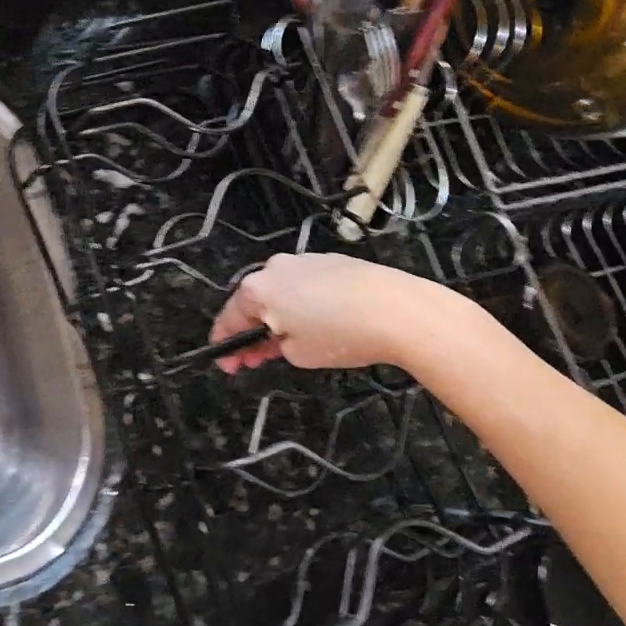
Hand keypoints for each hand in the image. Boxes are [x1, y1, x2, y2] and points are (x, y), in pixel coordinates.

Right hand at [209, 252, 456, 372]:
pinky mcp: (332, 261)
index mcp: (257, 290)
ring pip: (281, 292)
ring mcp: (304, 261)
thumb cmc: (341, 334)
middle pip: (254, 302)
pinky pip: (307, 285)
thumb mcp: (298, 354)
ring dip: (280, 316)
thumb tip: (276, 338)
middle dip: (254, 331)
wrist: (400, 310)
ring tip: (295, 343)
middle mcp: (274, 268)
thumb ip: (274, 346)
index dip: (225, 345)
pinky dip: (305, 304)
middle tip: (258, 359)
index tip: (228, 364)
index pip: (229, 319)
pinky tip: (324, 323)